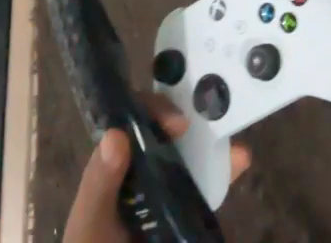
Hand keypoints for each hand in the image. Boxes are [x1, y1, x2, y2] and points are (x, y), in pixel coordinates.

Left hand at [63, 96, 251, 242]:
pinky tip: (240, 161)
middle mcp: (142, 165)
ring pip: (193, 151)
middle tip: (218, 117)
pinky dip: (225, 169)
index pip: (136, 118)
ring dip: (215, 140)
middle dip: (197, 116)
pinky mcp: (184, 207)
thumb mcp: (90, 219)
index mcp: (116, 161)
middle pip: (170, 128)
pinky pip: (207, 182)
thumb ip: (100, 184)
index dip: (157, 110)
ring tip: (238, 146)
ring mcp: (165, 186)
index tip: (179, 124)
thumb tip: (115, 135)